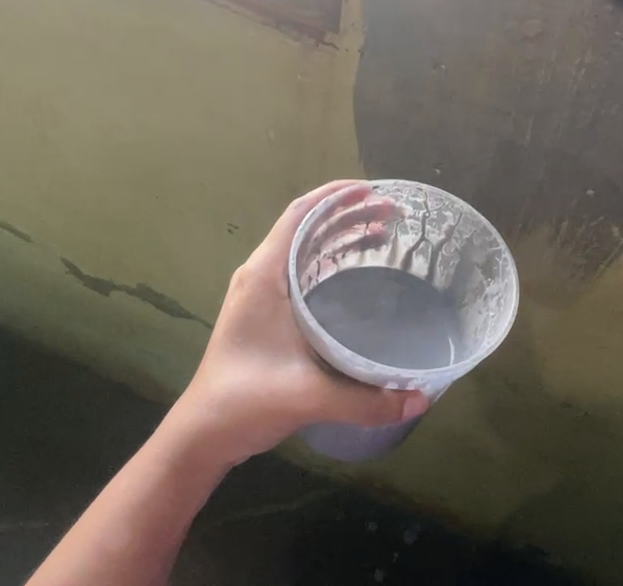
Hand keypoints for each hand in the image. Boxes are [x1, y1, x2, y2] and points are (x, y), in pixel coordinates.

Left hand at [163, 181, 426, 466]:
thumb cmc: (245, 401)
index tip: (375, 189)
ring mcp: (260, 292)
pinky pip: (301, 269)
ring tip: (383, 235)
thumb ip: (366, 399)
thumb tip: (421, 397)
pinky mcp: (264, 311)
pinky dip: (331, 259)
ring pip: (304, 246)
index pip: (300, 213)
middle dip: (349, 212)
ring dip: (341, 234)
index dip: (336, 194)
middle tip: (393, 214)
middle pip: (307, 224)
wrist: (202, 434)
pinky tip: (357, 274)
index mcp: (265, 275)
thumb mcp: (309, 397)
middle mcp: (261, 274)